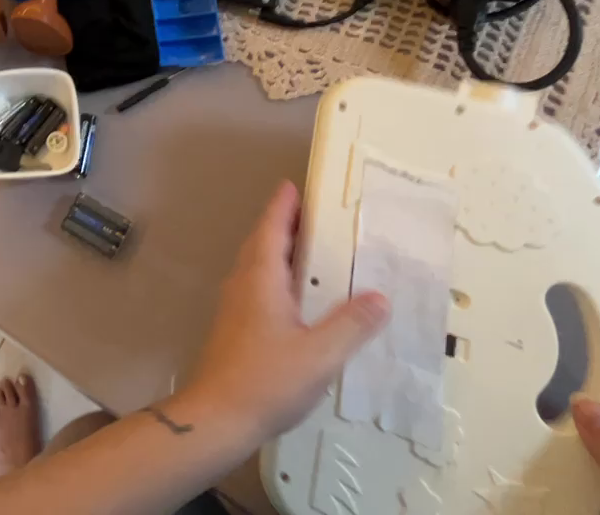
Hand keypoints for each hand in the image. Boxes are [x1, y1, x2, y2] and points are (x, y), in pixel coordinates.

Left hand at [175, 180, 388, 446]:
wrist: (219, 412)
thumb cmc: (267, 378)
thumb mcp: (320, 354)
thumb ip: (351, 325)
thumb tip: (380, 296)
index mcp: (261, 278)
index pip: (271, 230)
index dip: (282, 207)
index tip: (292, 185)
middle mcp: (243, 282)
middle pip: (262, 242)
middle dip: (282, 223)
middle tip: (309, 211)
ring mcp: (235, 303)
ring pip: (257, 263)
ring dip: (278, 248)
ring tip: (306, 245)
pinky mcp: (235, 323)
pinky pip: (257, 283)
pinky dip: (275, 273)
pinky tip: (294, 292)